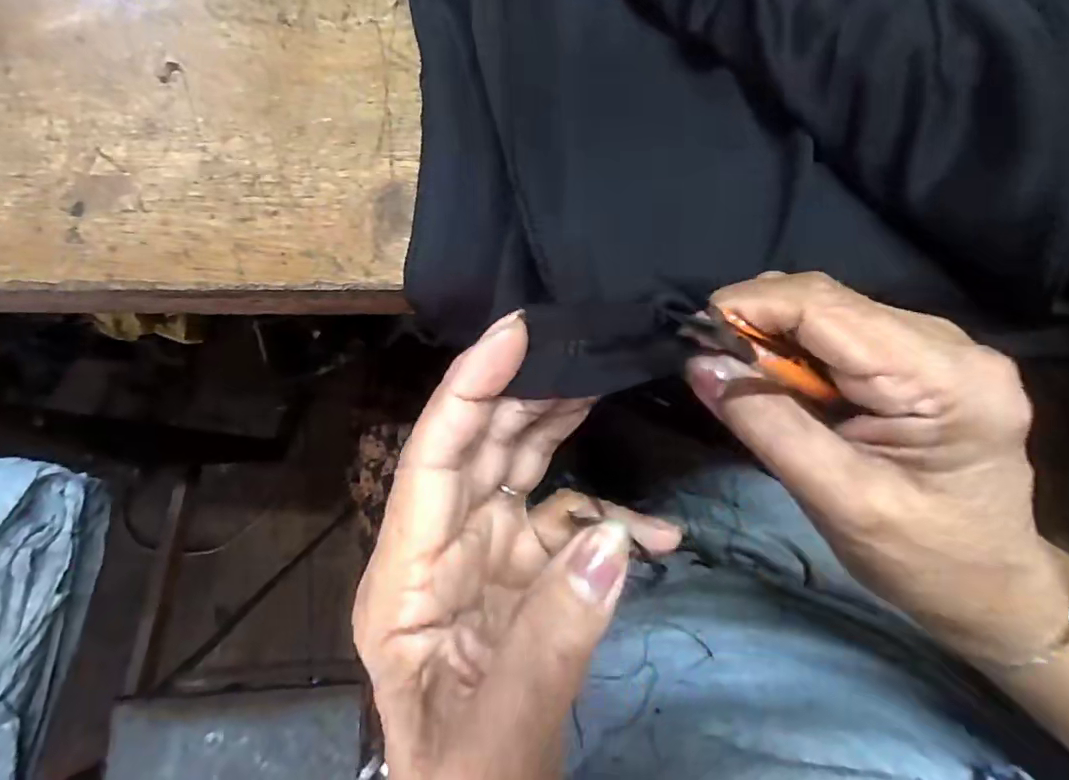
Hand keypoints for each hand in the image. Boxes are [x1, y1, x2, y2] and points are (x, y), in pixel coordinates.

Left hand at [354, 311, 682, 779]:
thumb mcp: (498, 740)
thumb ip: (553, 642)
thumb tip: (614, 540)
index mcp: (407, 580)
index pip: (432, 460)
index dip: (470, 388)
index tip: (515, 331)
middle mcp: (442, 552)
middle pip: (481, 448)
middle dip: (527, 392)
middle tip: (581, 348)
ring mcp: (485, 560)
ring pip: (521, 468)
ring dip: (563, 427)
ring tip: (607, 385)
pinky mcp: (524, 576)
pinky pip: (567, 524)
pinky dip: (611, 519)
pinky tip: (661, 535)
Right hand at [684, 272, 1067, 665]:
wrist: (994, 588)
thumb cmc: (924, 562)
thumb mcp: (839, 502)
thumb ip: (768, 426)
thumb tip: (700, 363)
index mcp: (946, 379)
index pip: (829, 307)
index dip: (754, 304)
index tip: (697, 331)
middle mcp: (949, 343)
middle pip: (830, 299)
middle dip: (761, 318)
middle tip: (713, 358)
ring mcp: (941, 344)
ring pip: (833, 308)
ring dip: (777, 332)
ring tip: (744, 374)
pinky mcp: (924, 354)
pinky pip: (845, 328)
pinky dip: (801, 346)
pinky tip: (787, 381)